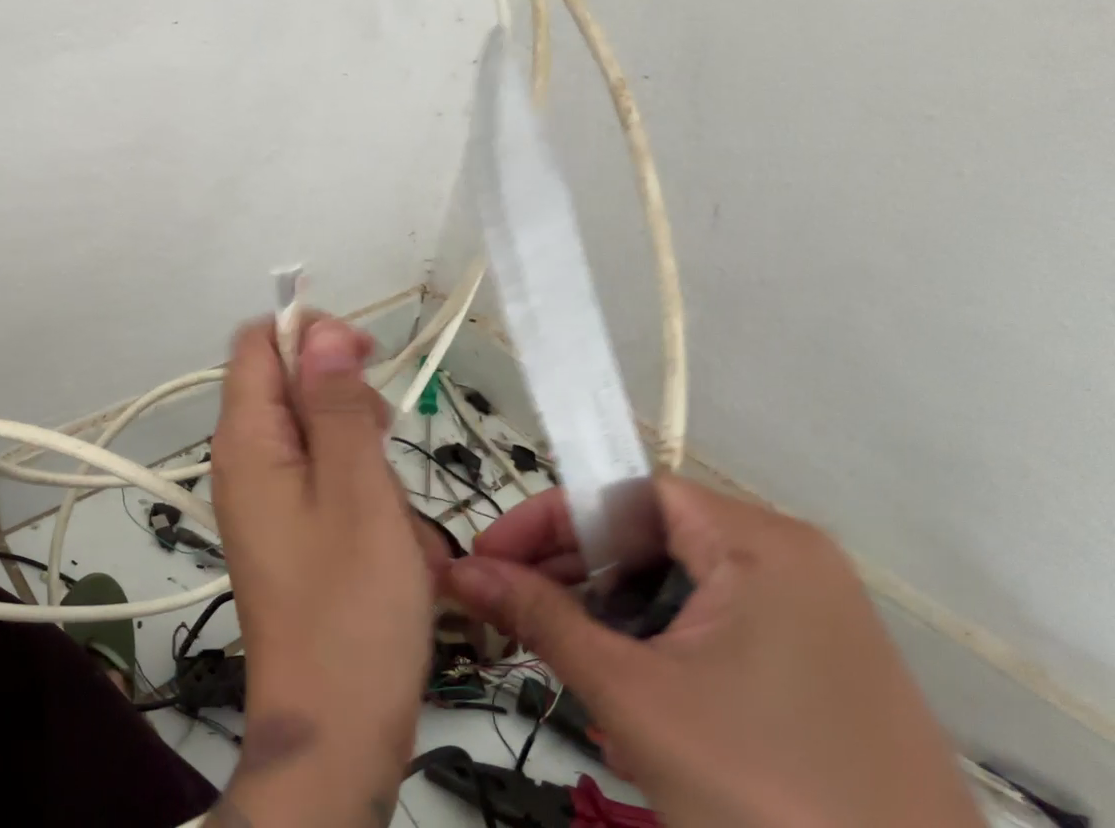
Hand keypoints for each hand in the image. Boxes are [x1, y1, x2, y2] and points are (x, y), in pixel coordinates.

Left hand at [203, 316, 439, 826]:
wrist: (333, 724)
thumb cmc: (351, 606)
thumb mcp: (357, 490)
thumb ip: (335, 403)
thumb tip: (318, 328)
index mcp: (245, 441)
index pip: (257, 344)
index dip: (311, 335)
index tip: (368, 362)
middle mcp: (242, 463)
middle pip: (285, 385)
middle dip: (343, 398)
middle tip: (383, 445)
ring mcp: (262, 500)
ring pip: (313, 434)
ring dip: (360, 451)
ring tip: (389, 507)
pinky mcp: (285, 532)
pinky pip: (322, 481)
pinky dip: (360, 491)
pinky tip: (388, 534)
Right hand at [447, 477, 983, 827]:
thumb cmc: (761, 786)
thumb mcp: (630, 694)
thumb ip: (538, 617)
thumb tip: (456, 570)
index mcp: (759, 545)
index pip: (627, 491)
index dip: (550, 519)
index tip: (489, 560)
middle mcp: (794, 562)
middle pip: (653, 534)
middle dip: (574, 571)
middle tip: (512, 612)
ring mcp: (815, 616)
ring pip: (680, 584)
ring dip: (610, 614)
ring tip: (567, 662)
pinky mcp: (821, 667)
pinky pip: (717, 626)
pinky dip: (658, 645)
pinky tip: (629, 700)